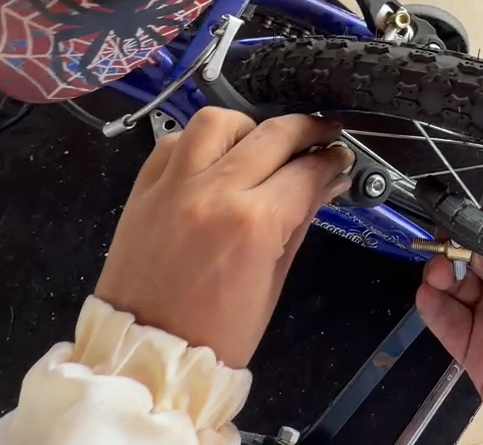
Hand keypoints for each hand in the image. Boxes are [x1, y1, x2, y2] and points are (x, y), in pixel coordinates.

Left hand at [94, 108, 353, 368]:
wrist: (141, 361)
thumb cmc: (219, 334)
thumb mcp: (274, 279)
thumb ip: (302, 218)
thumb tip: (330, 180)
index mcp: (254, 223)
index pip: (308, 169)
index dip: (333, 160)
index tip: (342, 157)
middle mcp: (215, 192)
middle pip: (274, 133)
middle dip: (308, 129)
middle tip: (322, 136)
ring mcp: (173, 187)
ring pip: (218, 121)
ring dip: (248, 127)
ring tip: (259, 144)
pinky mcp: (142, 191)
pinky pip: (174, 142)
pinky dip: (198, 142)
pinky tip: (214, 159)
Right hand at [416, 205, 482, 444]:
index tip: (475, 222)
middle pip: (480, 251)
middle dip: (460, 242)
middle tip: (447, 244)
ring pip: (460, 282)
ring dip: (443, 270)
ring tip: (437, 271)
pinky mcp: (479, 353)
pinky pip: (449, 323)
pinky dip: (433, 307)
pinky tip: (428, 296)